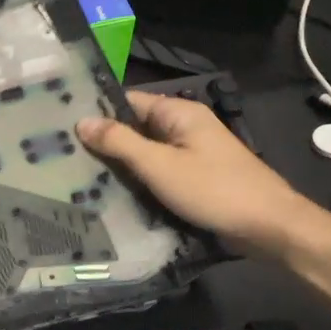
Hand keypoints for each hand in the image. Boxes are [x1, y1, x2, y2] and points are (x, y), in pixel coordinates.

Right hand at [76, 91, 321, 258]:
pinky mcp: (193, 178)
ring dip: (119, 164)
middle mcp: (185, 127)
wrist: (268, 227)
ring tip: (77, 174)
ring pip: (144, 153)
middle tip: (62, 155)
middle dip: (104, 141)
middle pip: (134, 128)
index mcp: (180, 113)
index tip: (62, 126)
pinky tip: (110, 192)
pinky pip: (156, 171)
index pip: (128, 102)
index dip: (97, 113)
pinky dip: (137, 179)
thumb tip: (81, 122)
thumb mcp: (159, 165)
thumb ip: (119, 142)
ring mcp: (190, 154)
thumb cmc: (213, 190)